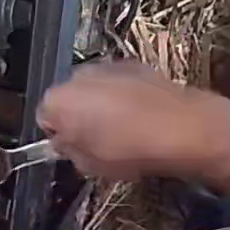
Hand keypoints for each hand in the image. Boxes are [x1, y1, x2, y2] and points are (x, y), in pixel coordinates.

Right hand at [37, 61, 229, 180]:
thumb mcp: (90, 166)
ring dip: (100, 104)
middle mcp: (75, 77)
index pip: (44, 120)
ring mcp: (106, 66)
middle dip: (78, 116)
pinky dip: (123, 95)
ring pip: (92, 89)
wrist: (185, 128)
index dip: (59, 137)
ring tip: (124, 129)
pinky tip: (142, 116)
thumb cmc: (129, 150)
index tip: (75, 149)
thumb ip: (70, 152)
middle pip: (68, 99)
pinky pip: (118, 83)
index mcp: (57, 101)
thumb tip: (68, 144)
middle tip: (98, 142)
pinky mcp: (134, 64)